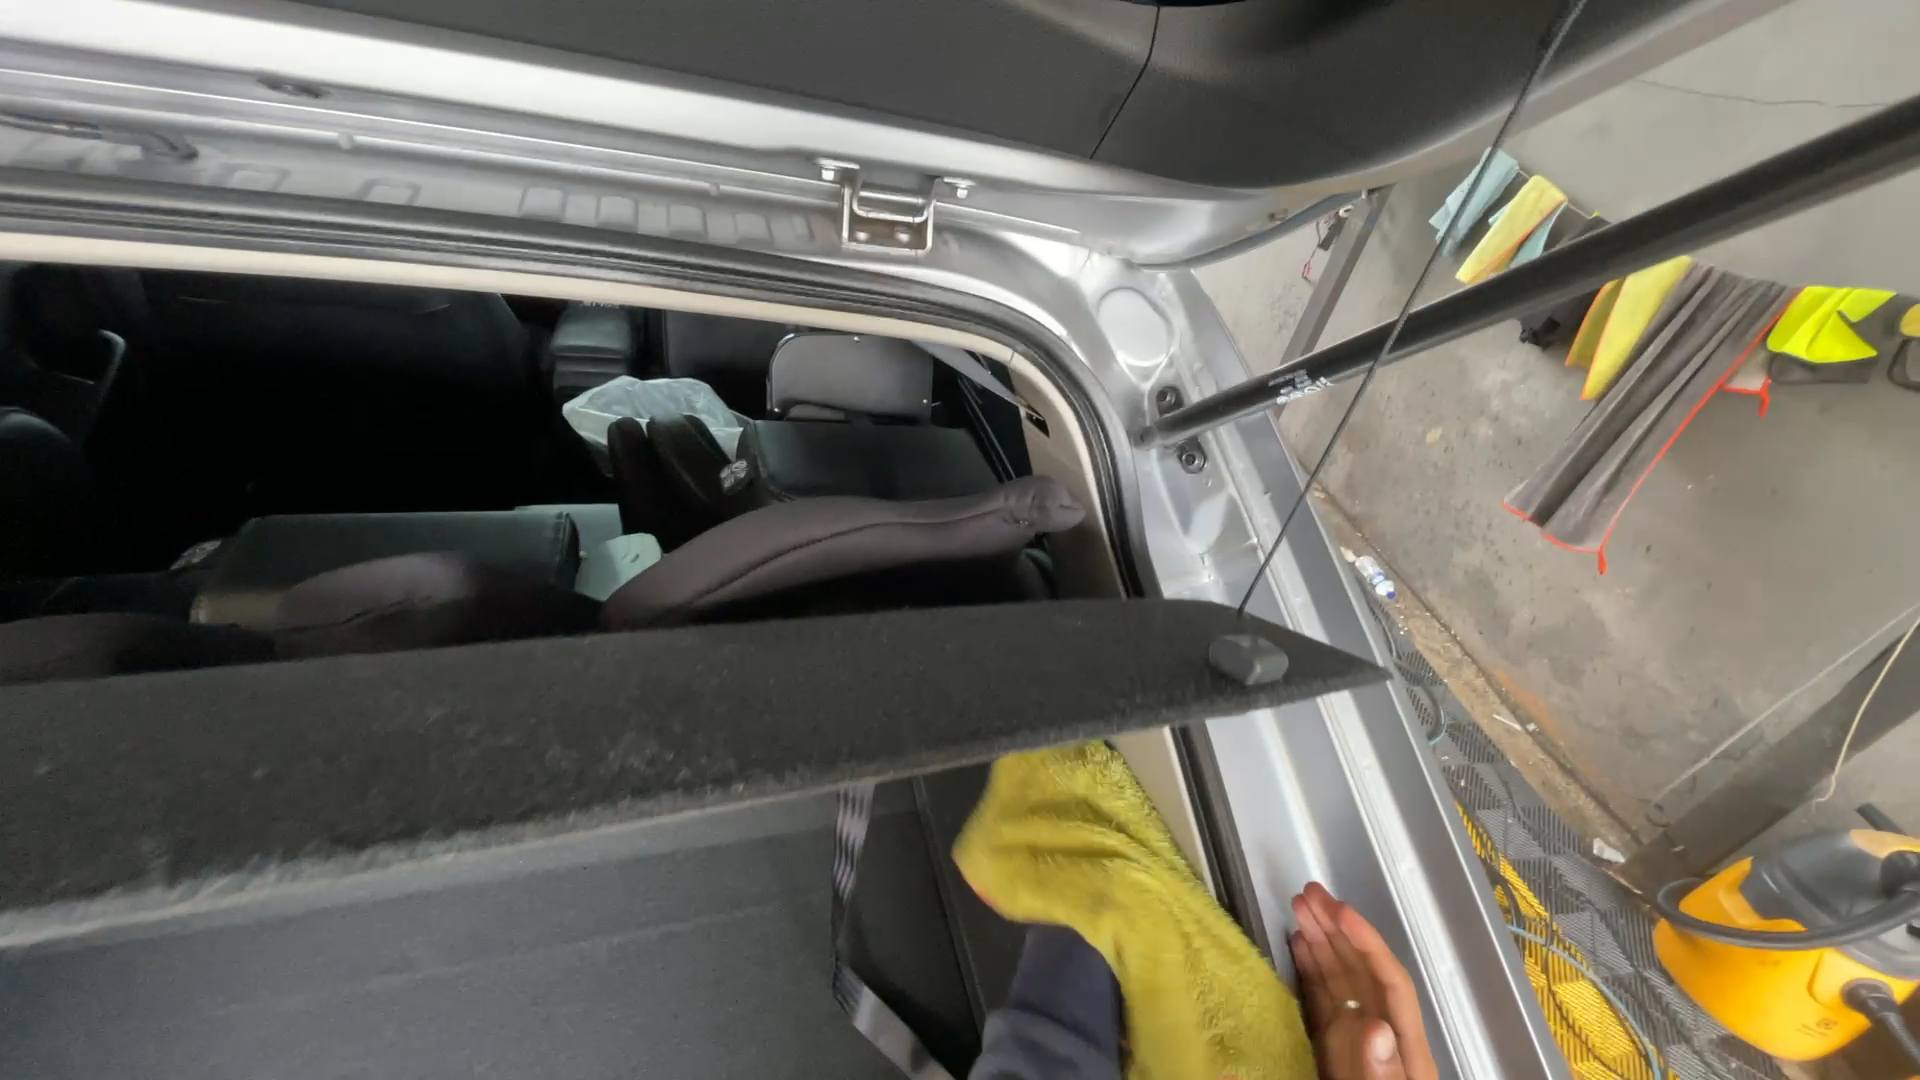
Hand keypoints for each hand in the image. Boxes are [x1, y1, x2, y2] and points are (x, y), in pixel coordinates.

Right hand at [1290, 882, 1437, 1079]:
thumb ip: (1377, 1077)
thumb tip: (1376, 1027)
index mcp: (1402, 1055)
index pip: (1389, 985)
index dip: (1366, 942)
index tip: (1338, 908)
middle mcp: (1381, 1042)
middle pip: (1363, 974)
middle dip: (1337, 929)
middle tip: (1306, 893)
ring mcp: (1357, 1047)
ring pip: (1342, 982)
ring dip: (1320, 940)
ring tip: (1298, 907)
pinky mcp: (1334, 1055)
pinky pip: (1323, 1002)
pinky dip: (1309, 969)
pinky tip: (1297, 946)